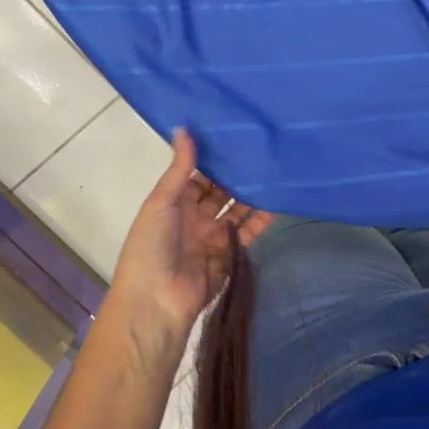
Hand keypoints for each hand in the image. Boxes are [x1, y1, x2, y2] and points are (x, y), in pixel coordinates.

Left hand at [109, 130, 272, 335]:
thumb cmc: (151, 246)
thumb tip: (184, 127)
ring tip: (274, 172)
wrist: (156, 301)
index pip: (197, 175)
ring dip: (252, 194)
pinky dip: (261, 219)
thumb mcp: (161, 202)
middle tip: (262, 150)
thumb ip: (179, 168)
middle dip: (237, 175)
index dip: (214, 158)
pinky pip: (248, 232)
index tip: (235, 135)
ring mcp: (213, 236)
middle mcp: (194, 217)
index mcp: (173, 203)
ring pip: (237, 210)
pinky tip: (277, 202)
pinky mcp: (229, 254)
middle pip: (220, 191)